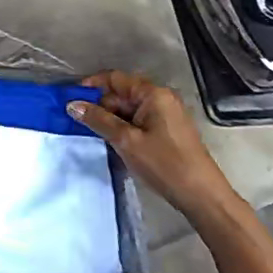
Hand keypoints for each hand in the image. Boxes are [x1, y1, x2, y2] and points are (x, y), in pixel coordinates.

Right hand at [68, 71, 240, 219]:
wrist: (200, 193)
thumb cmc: (164, 164)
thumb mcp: (127, 141)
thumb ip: (99, 120)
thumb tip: (73, 105)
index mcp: (153, 93)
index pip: (117, 79)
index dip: (93, 85)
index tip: (72, 97)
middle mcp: (162, 97)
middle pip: (123, 93)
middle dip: (101, 105)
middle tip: (79, 122)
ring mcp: (167, 114)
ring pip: (131, 109)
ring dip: (112, 118)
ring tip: (91, 133)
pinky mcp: (168, 130)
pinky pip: (140, 120)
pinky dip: (125, 127)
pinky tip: (113, 142)